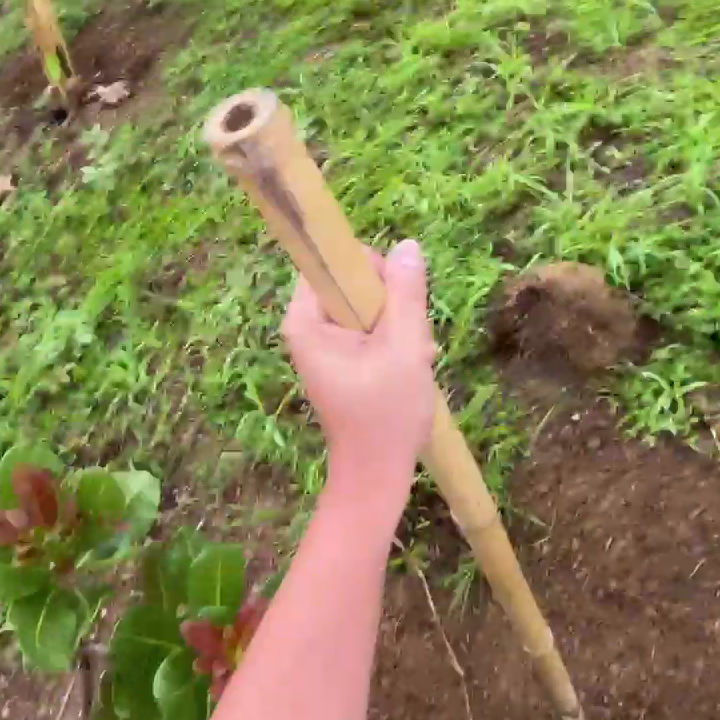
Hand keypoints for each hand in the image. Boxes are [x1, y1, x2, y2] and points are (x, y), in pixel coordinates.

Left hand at [281, 240, 437, 500]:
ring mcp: (322, 342)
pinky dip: (392, 340)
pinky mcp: (339, 357)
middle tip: (411, 339)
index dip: (370, 271)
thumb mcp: (405, 347)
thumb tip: (406, 245)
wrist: (376, 474)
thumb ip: (406, 293)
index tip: (397, 301)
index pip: (332, 262)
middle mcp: (305, 326)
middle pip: (352, 283)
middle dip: (389, 304)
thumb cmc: (386, 414)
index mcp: (304, 320)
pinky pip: (368, 327)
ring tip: (414, 356)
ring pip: (366, 305)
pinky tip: (410, 364)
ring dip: (397, 324)